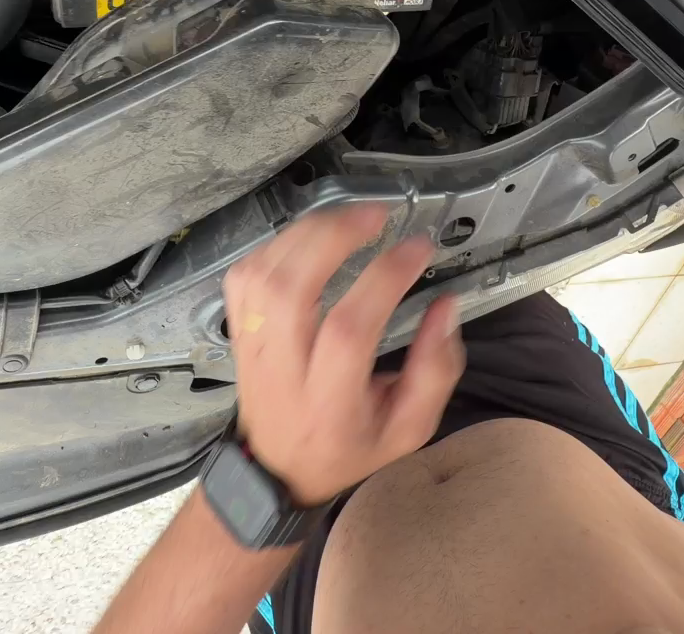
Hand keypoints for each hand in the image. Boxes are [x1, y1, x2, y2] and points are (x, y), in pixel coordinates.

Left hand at [221, 203, 464, 506]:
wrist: (274, 468)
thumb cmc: (346, 446)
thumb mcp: (407, 428)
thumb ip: (435, 370)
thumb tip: (445, 307)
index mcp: (328, 399)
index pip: (350, 329)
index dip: (385, 279)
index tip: (418, 248)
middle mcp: (283, 367)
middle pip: (292, 288)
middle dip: (335, 238)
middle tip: (375, 214)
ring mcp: (253, 343)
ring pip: (264, 274)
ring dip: (308, 233)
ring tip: (349, 217)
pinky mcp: (238, 326)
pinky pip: (247, 271)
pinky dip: (278, 244)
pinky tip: (310, 238)